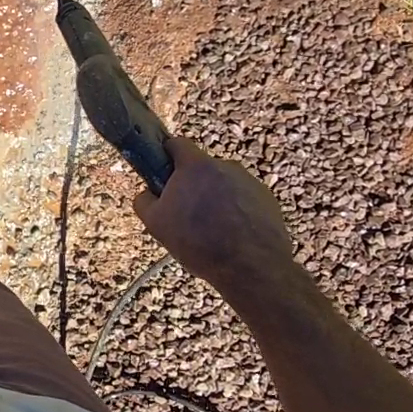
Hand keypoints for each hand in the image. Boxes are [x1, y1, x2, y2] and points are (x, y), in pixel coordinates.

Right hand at [133, 137, 294, 286]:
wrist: (251, 267)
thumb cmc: (199, 243)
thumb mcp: (155, 224)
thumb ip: (145, 200)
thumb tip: (148, 193)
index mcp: (196, 166)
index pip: (177, 144)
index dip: (166, 156)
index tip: (162, 173)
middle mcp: (226, 166)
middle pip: (201, 168)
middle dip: (192, 185)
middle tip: (185, 213)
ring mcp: (249, 182)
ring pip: (223, 184)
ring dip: (214, 199)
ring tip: (210, 230)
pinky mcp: (267, 199)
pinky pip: (243, 199)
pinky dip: (235, 211)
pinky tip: (231, 235)